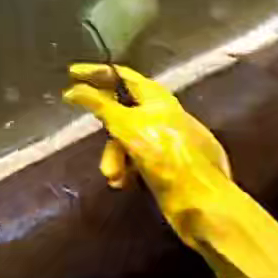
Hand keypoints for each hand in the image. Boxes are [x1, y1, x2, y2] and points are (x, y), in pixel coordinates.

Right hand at [63, 63, 231, 196]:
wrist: (204, 205)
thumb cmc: (167, 160)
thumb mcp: (129, 128)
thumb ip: (101, 106)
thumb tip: (74, 88)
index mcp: (158, 98)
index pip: (123, 76)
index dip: (98, 73)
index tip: (72, 75)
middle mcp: (163, 115)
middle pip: (122, 112)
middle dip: (108, 135)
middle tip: (100, 155)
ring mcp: (168, 140)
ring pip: (128, 139)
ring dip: (115, 157)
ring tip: (114, 177)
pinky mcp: (169, 165)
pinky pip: (139, 159)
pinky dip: (128, 169)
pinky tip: (126, 184)